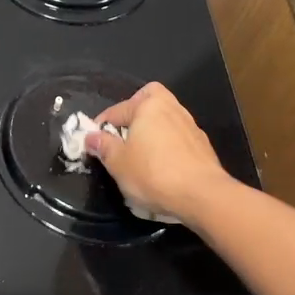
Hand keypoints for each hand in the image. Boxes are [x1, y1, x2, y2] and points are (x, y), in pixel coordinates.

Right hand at [84, 82, 237, 225]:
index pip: (118, 109)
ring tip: (142, 152)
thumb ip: (103, 146)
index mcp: (149, 106)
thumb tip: (91, 136)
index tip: (93, 140)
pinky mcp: (203, 146)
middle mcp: (172, 108)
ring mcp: (191, 126)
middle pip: (151, 98)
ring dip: (153, 129)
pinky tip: (163, 164)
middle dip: (136, 109)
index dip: (101, 124)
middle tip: (124, 132)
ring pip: (167, 117)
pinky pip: (179, 137)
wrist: (203, 195)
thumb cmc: (153, 174)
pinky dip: (168, 144)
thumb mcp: (118, 163)